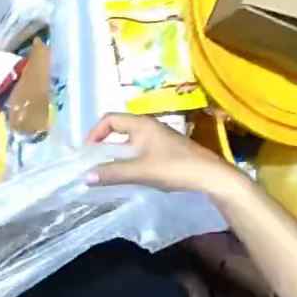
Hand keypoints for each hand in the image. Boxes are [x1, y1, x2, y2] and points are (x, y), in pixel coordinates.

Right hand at [85, 113, 253, 202]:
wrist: (211, 176)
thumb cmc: (175, 168)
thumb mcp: (141, 171)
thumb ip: (113, 172)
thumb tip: (84, 176)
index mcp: (141, 124)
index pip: (109, 119)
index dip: (95, 133)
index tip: (87, 153)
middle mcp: (148, 126)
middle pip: (119, 128)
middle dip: (104, 143)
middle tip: (93, 162)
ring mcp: (159, 138)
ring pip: (130, 141)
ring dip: (117, 153)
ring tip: (108, 170)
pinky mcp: (166, 150)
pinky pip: (140, 150)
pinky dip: (129, 159)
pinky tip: (131, 175)